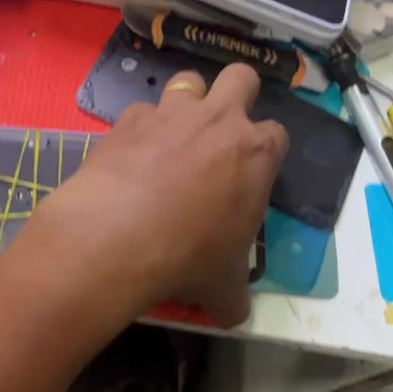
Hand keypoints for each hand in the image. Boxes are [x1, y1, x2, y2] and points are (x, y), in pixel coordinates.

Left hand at [14, 63, 287, 328]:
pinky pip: (140, 112)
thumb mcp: (223, 288)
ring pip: (188, 82)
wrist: (115, 238)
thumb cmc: (187, 258)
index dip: (265, 151)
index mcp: (255, 153)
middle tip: (221, 130)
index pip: (277, 133)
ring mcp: (169, 114)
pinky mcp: (126, 120)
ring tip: (174, 136)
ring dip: (186, 102)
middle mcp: (217, 120)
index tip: (251, 174)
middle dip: (237, 94)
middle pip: (240, 77)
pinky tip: (130, 158)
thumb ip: (234, 294)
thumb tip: (234, 314)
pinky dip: (139, 129)